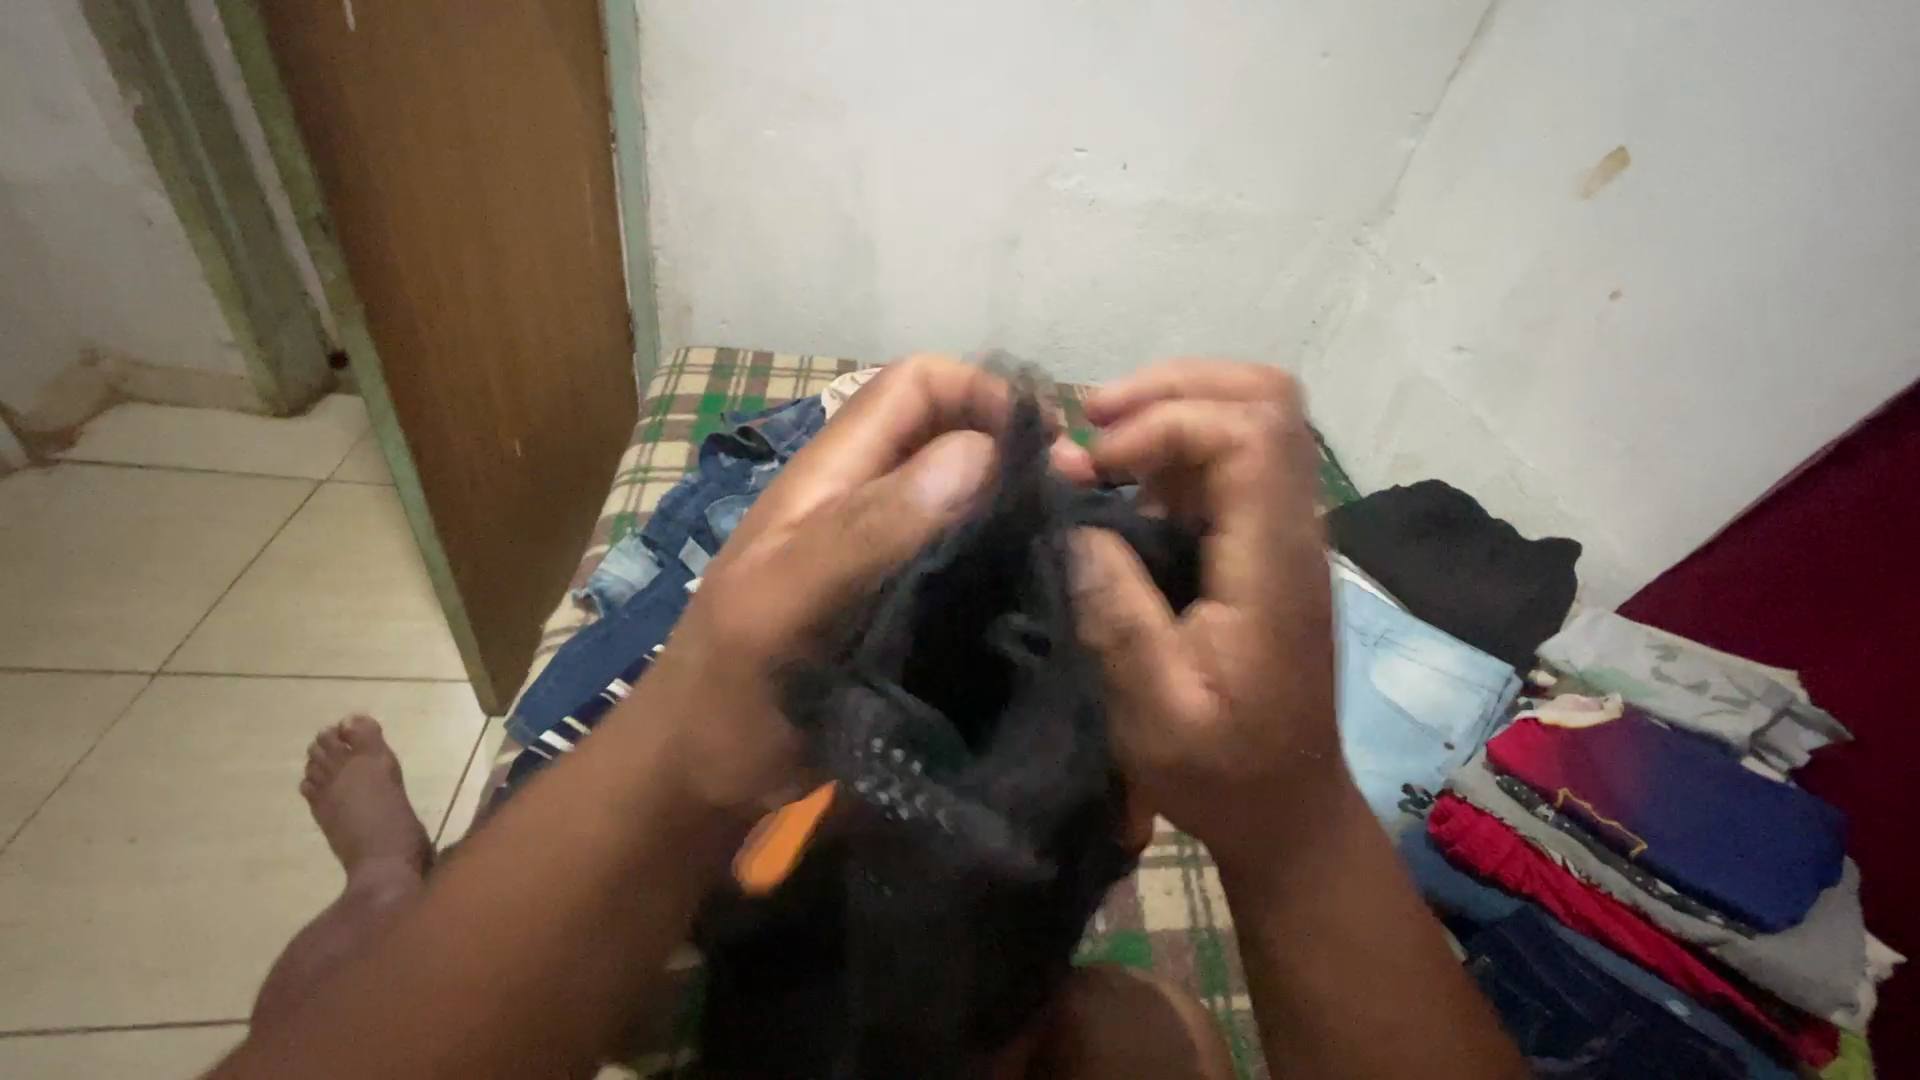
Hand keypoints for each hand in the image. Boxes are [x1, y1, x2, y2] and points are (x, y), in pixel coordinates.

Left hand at [642, 356, 1084, 816]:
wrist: (705, 775)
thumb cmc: (729, 691)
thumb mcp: (784, 601)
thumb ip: (865, 529)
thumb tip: (976, 456)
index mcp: (831, 477)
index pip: (916, 387)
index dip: (984, 394)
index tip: (1047, 450)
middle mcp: (866, 502)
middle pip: (952, 437)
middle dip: (1017, 452)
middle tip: (1080, 504)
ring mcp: (888, 557)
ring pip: (967, 499)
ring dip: (1019, 507)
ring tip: (1074, 544)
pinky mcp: (906, 606)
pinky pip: (968, 561)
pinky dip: (1008, 561)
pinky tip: (1043, 589)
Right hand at [1070, 360, 1343, 871]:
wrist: (1285, 809)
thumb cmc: (1221, 771)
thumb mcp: (1152, 708)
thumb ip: (1115, 612)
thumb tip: (1077, 523)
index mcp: (1273, 563)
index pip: (1249, 434)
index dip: (1165, 425)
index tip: (1092, 471)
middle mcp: (1292, 530)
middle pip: (1266, 399)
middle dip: (1173, 388)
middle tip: (1092, 421)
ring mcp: (1282, 534)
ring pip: (1250, 419)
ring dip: (1168, 412)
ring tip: (1097, 449)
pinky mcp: (1262, 547)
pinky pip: (1228, 464)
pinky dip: (1169, 453)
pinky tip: (1122, 490)